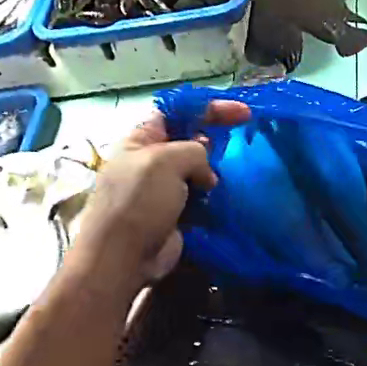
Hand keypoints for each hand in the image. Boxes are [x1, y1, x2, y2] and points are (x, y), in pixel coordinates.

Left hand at [73, 101, 250, 284]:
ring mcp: (163, 191)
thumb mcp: (166, 161)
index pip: (178, 111)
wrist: (122, 257)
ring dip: (215, 176)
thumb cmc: (138, 201)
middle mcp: (151, 162)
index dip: (210, 108)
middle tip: (233, 152)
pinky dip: (214, 201)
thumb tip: (206, 175)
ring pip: (199, 173)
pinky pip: (201, 201)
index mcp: (142, 139)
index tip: (244, 113)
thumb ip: (194, 151)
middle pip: (190, 142)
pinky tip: (224, 203)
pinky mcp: (175, 216)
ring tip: (224, 182)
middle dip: (213, 144)